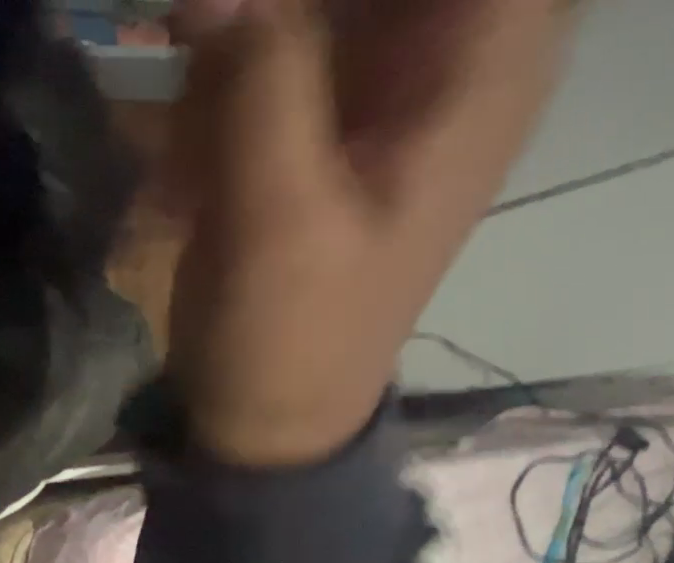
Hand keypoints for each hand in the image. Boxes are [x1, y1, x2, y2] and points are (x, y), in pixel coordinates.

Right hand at [164, 0, 575, 465]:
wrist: (267, 412)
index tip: (255, 17)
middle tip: (198, 46)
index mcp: (483, 68)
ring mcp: (371, 94)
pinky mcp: (311, 131)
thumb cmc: (293, 326)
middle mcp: (440, 61)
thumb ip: (259, 84)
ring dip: (234, 56)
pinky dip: (216, 96)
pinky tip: (191, 164)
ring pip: (301, 19)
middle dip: (268, 20)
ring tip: (195, 137)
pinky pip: (264, 67)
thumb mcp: (280, 209)